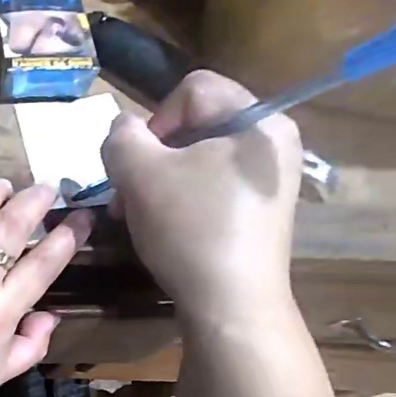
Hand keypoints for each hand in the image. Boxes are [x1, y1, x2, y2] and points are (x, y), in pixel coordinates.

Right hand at [100, 71, 302, 318]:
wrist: (232, 307)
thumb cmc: (191, 231)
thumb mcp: (140, 175)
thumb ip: (121, 137)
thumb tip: (124, 129)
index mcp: (259, 120)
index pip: (193, 89)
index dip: (152, 121)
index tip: (135, 166)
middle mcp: (273, 143)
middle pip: (196, 125)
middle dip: (152, 157)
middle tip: (127, 195)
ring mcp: (270, 181)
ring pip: (200, 160)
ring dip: (159, 181)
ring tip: (137, 215)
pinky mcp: (261, 212)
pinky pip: (214, 187)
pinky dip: (183, 199)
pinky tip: (165, 228)